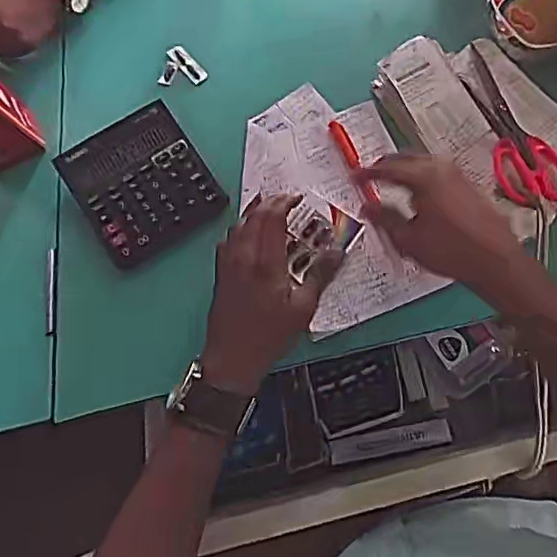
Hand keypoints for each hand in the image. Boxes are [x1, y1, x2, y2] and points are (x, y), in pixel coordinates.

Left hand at [200, 194, 343, 393]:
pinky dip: (241, 229)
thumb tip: (336, 254)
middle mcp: (243, 258)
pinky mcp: (221, 274)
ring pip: (238, 225)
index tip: (297, 198)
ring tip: (270, 211)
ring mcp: (228, 265)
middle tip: (287, 200)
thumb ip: (320, 275)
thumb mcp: (303, 308)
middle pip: (253, 216)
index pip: (271, 218)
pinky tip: (249, 236)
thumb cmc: (267, 337)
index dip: (284, 202)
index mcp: (265, 263)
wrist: (232, 359)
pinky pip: (228, 240)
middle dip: (271, 202)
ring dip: (254, 213)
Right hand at [352, 155, 542, 306]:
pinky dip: (421, 179)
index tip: (354, 177)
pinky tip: (417, 196)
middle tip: (370, 179)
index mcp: (424, 176)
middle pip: (405, 160)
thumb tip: (369, 208)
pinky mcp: (468, 184)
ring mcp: (458, 174)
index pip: (386, 168)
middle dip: (385, 168)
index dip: (366, 174)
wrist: (494, 260)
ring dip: (404, 173)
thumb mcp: (409, 239)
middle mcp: (442, 168)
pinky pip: (437, 173)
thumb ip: (384, 218)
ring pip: (422, 165)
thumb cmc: (455, 251)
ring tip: (391, 188)